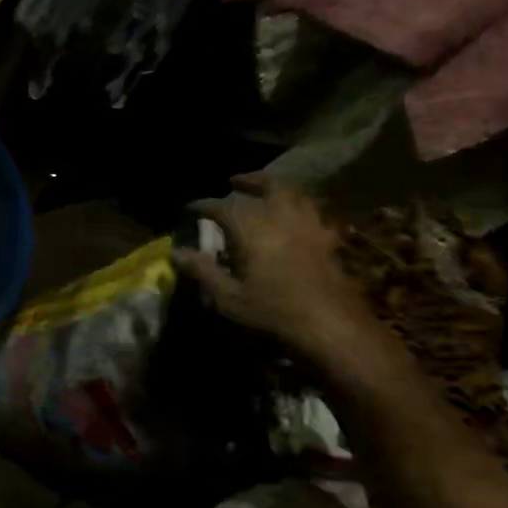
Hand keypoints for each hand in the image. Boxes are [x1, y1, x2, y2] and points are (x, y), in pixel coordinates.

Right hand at [173, 174, 378, 357]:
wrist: (331, 325)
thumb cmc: (273, 312)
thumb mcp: (227, 297)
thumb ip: (202, 271)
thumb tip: (176, 252)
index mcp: (254, 229)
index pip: (223, 207)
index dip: (204, 205)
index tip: (190, 209)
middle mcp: (283, 218)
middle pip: (268, 186)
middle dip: (249, 181)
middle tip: (234, 182)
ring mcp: (310, 226)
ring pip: (295, 194)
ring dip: (277, 188)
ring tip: (265, 192)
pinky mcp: (329, 240)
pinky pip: (314, 212)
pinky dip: (300, 206)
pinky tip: (295, 218)